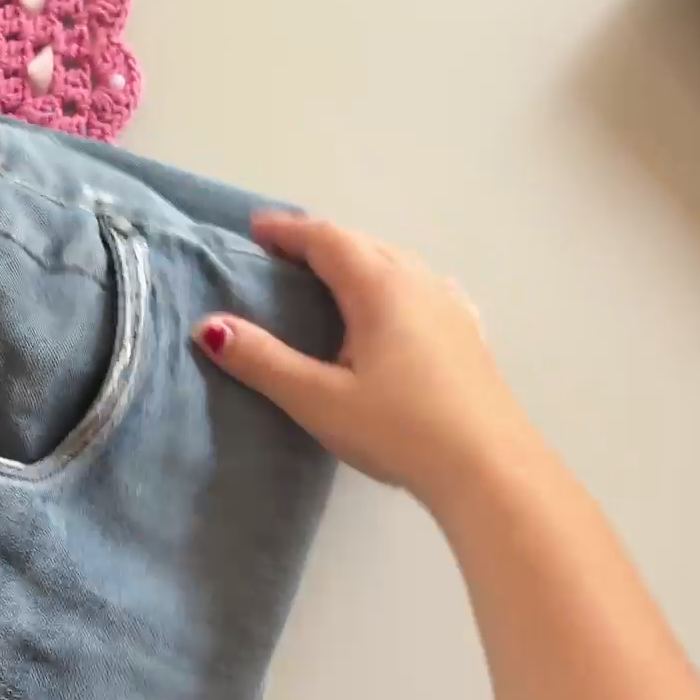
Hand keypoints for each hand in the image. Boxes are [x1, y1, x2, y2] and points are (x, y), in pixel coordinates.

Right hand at [195, 213, 540, 508]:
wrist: (491, 472)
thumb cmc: (398, 429)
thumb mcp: (315, 397)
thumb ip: (260, 359)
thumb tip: (208, 326)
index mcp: (382, 290)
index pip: (328, 240)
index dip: (288, 230)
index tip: (253, 227)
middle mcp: (421, 285)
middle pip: (363, 244)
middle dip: (317, 240)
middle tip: (277, 250)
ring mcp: (451, 307)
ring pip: (395, 262)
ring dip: (354, 257)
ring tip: (323, 273)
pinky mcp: (466, 335)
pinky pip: (418, 286)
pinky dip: (387, 280)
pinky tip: (390, 302)